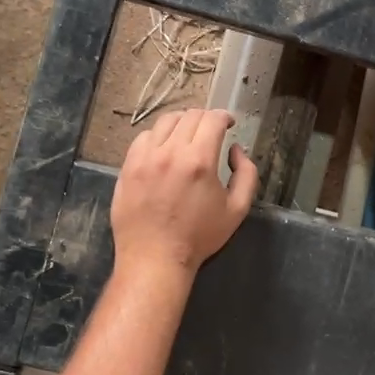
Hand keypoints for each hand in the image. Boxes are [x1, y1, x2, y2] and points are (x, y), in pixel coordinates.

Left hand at [111, 109, 259, 284]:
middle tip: (211, 130)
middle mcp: (170, 152)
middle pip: (189, 116)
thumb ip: (246, 174)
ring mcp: (145, 158)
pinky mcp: (128, 166)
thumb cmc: (199, 237)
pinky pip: (143, 138)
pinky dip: (158, 136)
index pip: (212, 120)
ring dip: (181, 122)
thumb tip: (236, 150)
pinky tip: (163, 148)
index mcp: (199, 161)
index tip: (229, 123)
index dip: (225, 116)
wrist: (155, 258)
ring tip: (187, 134)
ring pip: (165, 122)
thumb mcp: (237, 210)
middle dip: (206, 118)